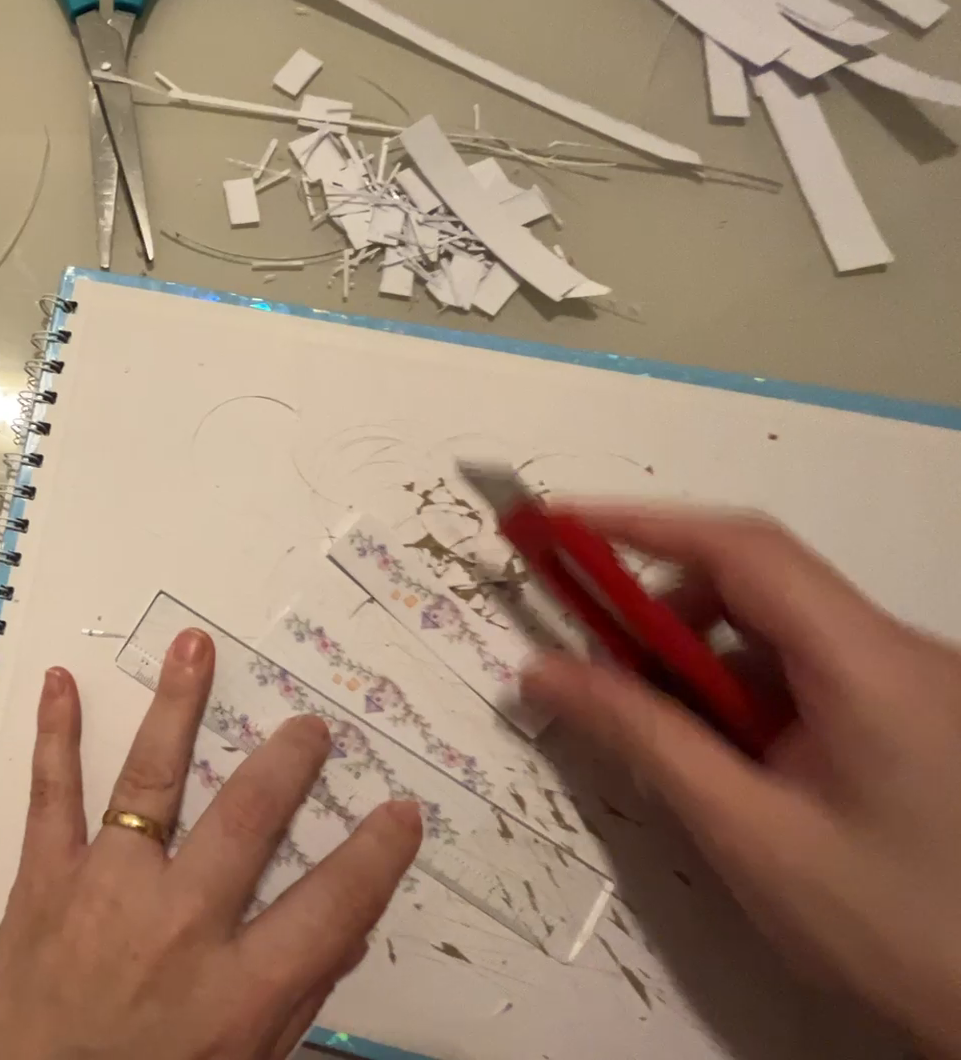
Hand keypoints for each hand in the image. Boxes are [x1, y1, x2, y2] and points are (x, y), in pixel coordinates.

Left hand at [0, 629, 422, 1059]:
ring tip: (194, 647)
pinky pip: (52, 792)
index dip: (375, 856)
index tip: (400, 809)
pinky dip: (55, 733)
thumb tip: (344, 928)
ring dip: (177, 706)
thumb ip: (293, 1000)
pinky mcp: (45, 873)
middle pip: (246, 820)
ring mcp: (106, 885)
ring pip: (151, 777)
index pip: (331, 908)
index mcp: (237, 986)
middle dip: (284, 764)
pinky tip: (60, 683)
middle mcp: (178, 921)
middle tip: (310, 723)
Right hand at [520, 505, 960, 1057]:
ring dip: (693, 668)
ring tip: (669, 742)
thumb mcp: (748, 831)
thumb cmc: (910, 930)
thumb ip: (639, 737)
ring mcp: (915, 692)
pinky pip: (800, 678)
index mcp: (874, 668)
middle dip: (656, 617)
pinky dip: (735, 699)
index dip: (637, 525)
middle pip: (751, 590)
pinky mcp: (914, 724)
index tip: (553, 527)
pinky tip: (729, 765)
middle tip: (596, 671)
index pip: (741, 549)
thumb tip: (539, 669)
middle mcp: (903, 659)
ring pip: (769, 639)